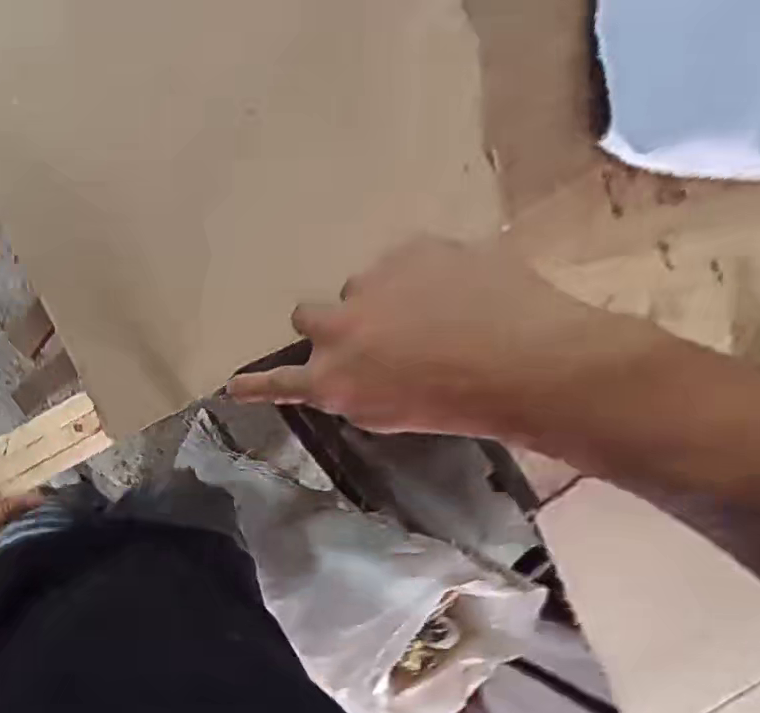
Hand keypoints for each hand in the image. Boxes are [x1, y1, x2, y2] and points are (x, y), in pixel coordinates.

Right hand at [226, 235, 673, 439]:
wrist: (526, 363)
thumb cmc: (457, 408)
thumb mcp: (392, 416)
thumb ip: (356, 392)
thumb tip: (352, 373)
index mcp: (333, 380)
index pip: (279, 383)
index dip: (256, 385)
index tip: (233, 386)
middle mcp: (340, 329)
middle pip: (306, 315)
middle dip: (328, 325)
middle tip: (369, 335)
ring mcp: (374, 283)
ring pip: (358, 285)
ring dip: (378, 298)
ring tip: (430, 313)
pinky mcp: (414, 249)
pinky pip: (404, 260)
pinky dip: (419, 275)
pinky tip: (456, 291)